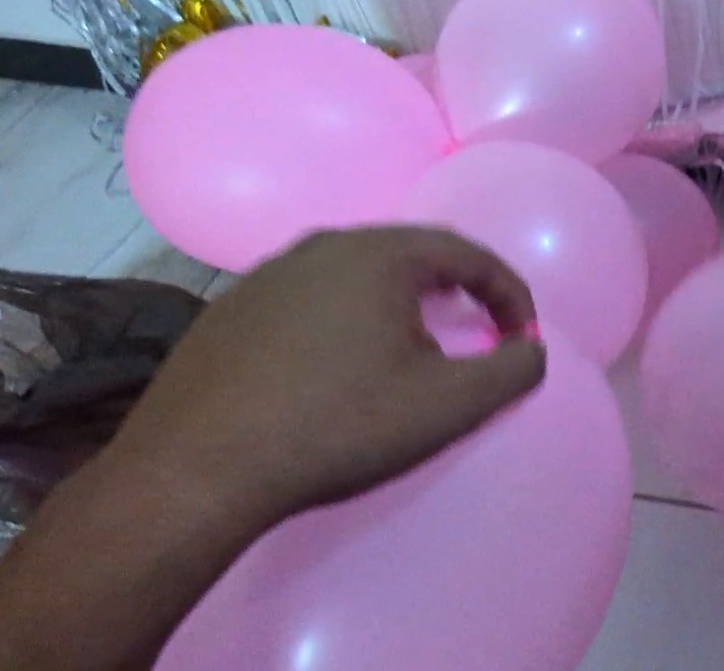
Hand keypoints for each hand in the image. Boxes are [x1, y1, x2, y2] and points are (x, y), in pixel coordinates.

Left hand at [105, 227, 545, 533]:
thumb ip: (513, 369)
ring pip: (359, 272)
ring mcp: (268, 274)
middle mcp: (325, 246)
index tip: (521, 334)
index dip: (508, 291)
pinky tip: (339, 362)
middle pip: (414, 253)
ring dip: (400, 300)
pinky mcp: (229, 309)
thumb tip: (533, 350)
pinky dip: (347, 317)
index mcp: (381, 254)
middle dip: (457, 288)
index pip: (468, 254)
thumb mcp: (448, 405)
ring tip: (413, 343)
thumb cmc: (337, 426)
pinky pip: (312, 297)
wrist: (190, 477)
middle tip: (476, 326)